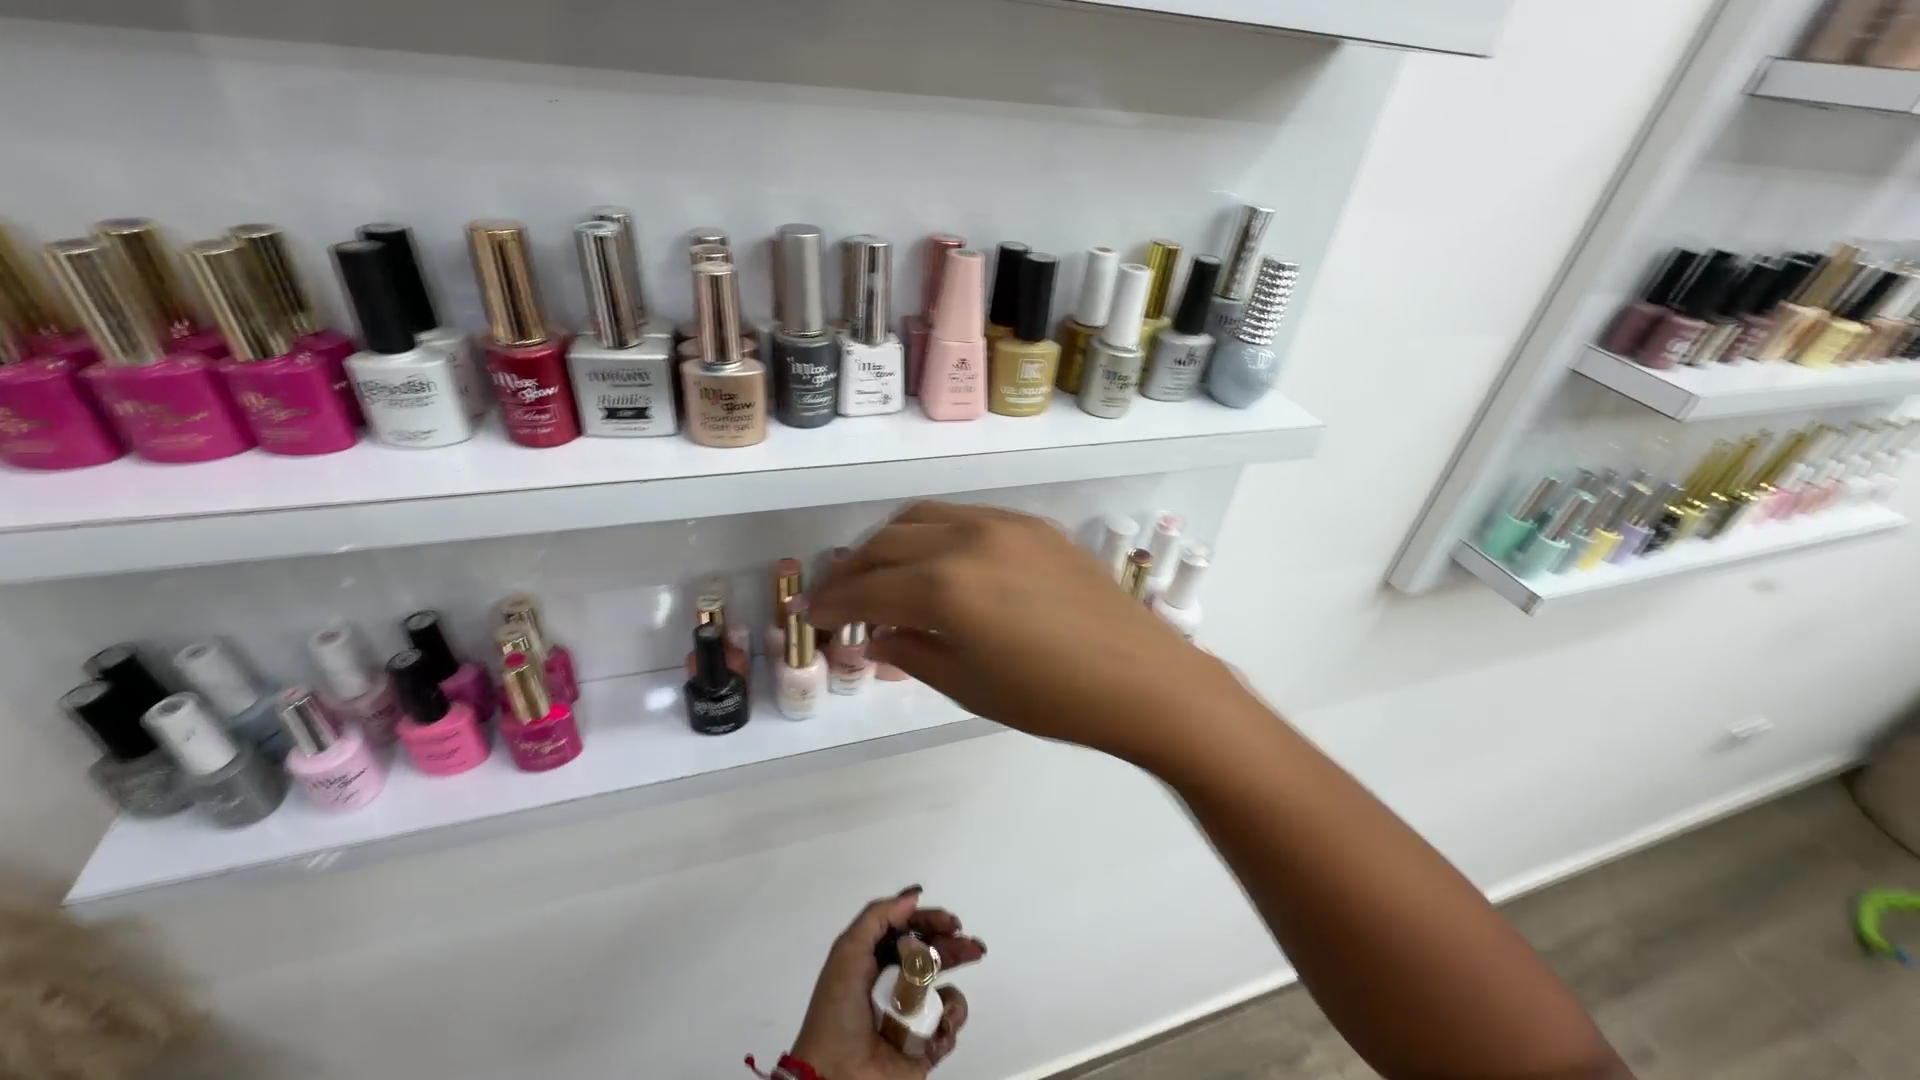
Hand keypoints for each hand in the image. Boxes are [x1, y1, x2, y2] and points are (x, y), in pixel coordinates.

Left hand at [790, 888, 984, 1079]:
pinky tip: (938, 1031)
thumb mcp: (848, 952)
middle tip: (973, 949)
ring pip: (947, 992)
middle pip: (935, 956)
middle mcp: (896, 983)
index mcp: (875, 959)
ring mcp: (912, 1015)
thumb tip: (913, 896)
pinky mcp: (925, 1045)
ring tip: (946, 1010)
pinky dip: (949, 1026)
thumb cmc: (839, 1009)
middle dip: (956, 949)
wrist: (836, 1074)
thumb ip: (879, 917)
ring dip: (952, 996)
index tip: (952, 923)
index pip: (911, 930)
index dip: (932, 921)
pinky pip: (949, 1026)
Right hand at [804, 502, 1241, 768]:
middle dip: (852, 571)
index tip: (809, 616)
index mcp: (944, 587)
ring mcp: (1002, 524)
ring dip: (889, 542)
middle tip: (835, 598)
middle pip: (886, 543)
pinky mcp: (1032, 524)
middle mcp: (965, 540)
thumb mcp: (969, 686)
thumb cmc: (1051, 699)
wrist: (1142, 678)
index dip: (831, 606)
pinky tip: (934, 560)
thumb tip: (872, 640)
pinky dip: (932, 532)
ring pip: (922, 517)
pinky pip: (963, 515)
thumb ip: (911, 653)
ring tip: (878, 573)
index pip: (867, 590)